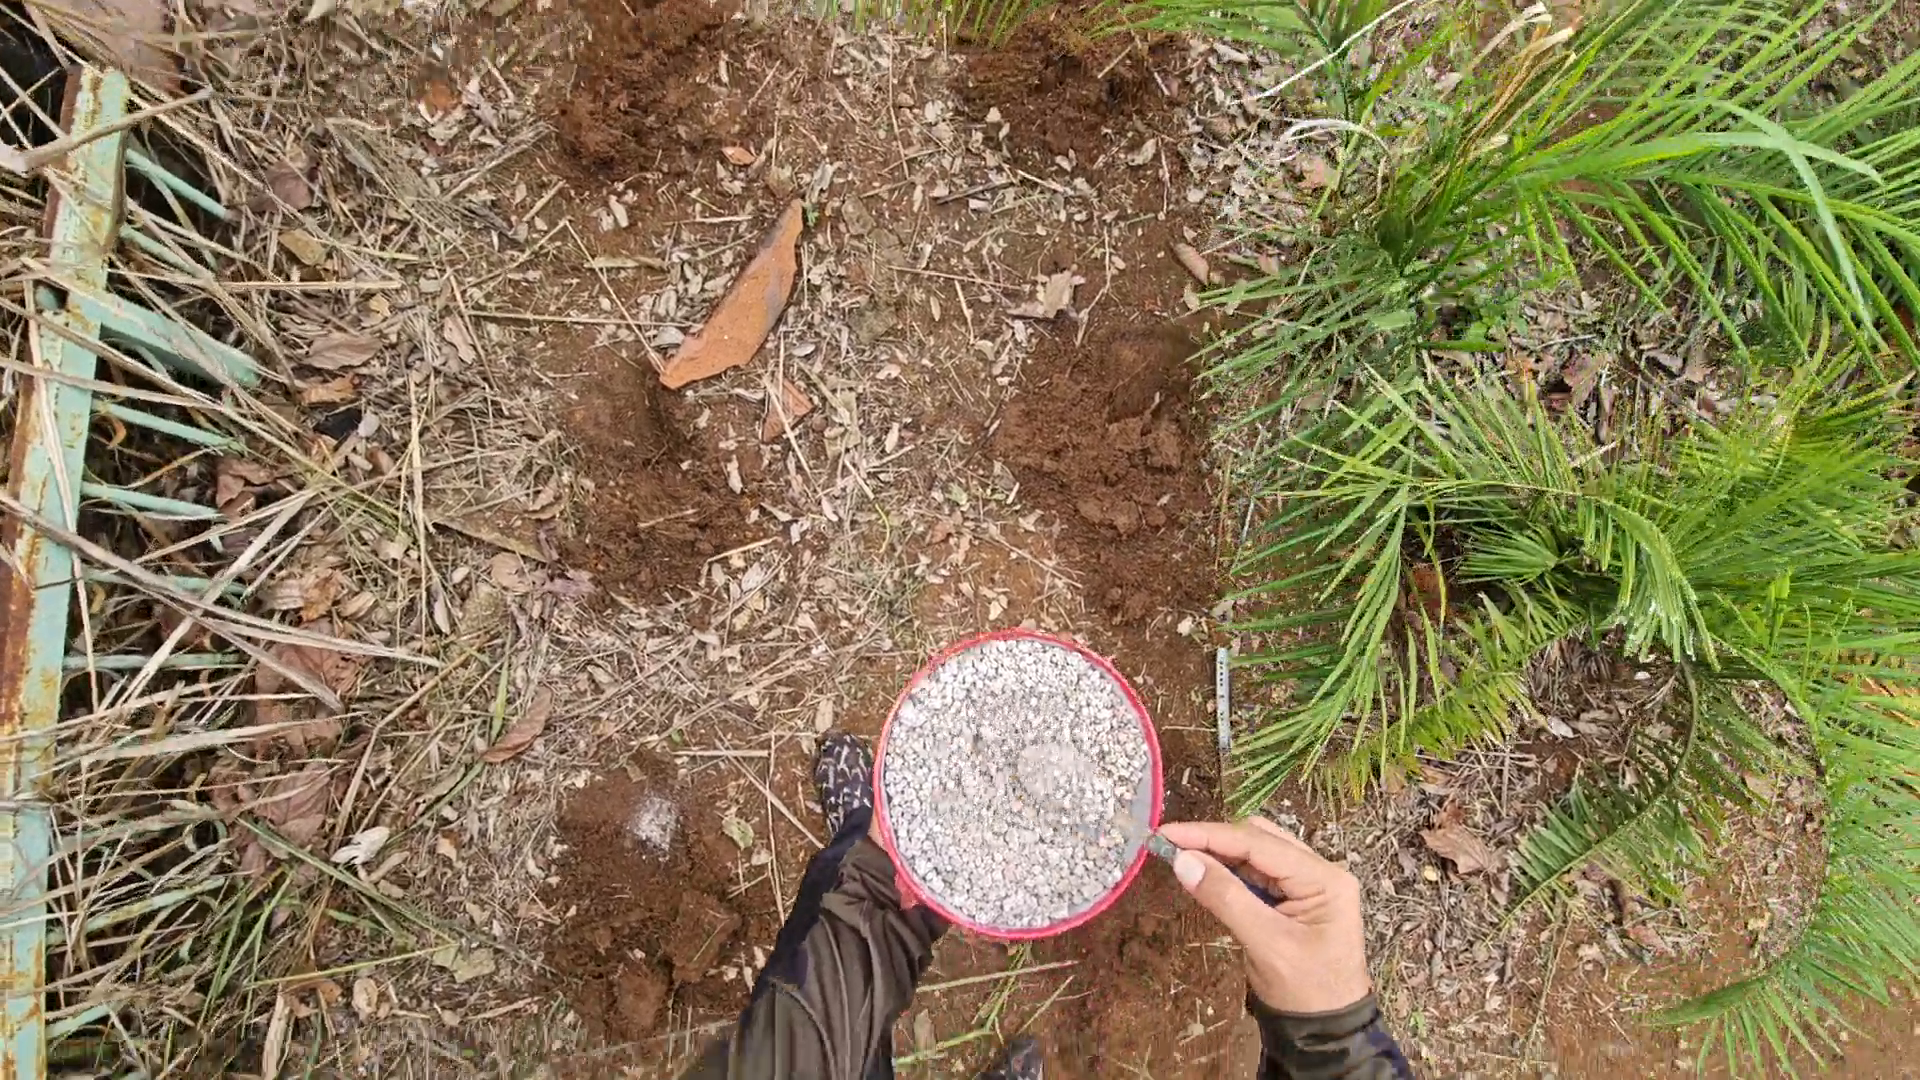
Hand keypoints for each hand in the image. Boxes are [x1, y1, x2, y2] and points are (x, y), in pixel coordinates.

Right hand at [1158, 817, 1370, 1014]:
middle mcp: (1317, 870)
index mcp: (1323, 878)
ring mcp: (1306, 881)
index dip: (1210, 835)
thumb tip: (1181, 860)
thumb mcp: (1266, 945)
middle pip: (1256, 838)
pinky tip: (1205, 873)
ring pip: (1253, 850)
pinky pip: (1253, 870)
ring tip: (1183, 857)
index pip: (1258, 842)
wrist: (1327, 1034)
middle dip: (1213, 839)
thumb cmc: (1306, 992)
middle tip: (1173, 845)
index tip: (1168, 833)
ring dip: (1218, 852)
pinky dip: (1227, 869)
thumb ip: (1225, 898)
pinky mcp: (1291, 894)